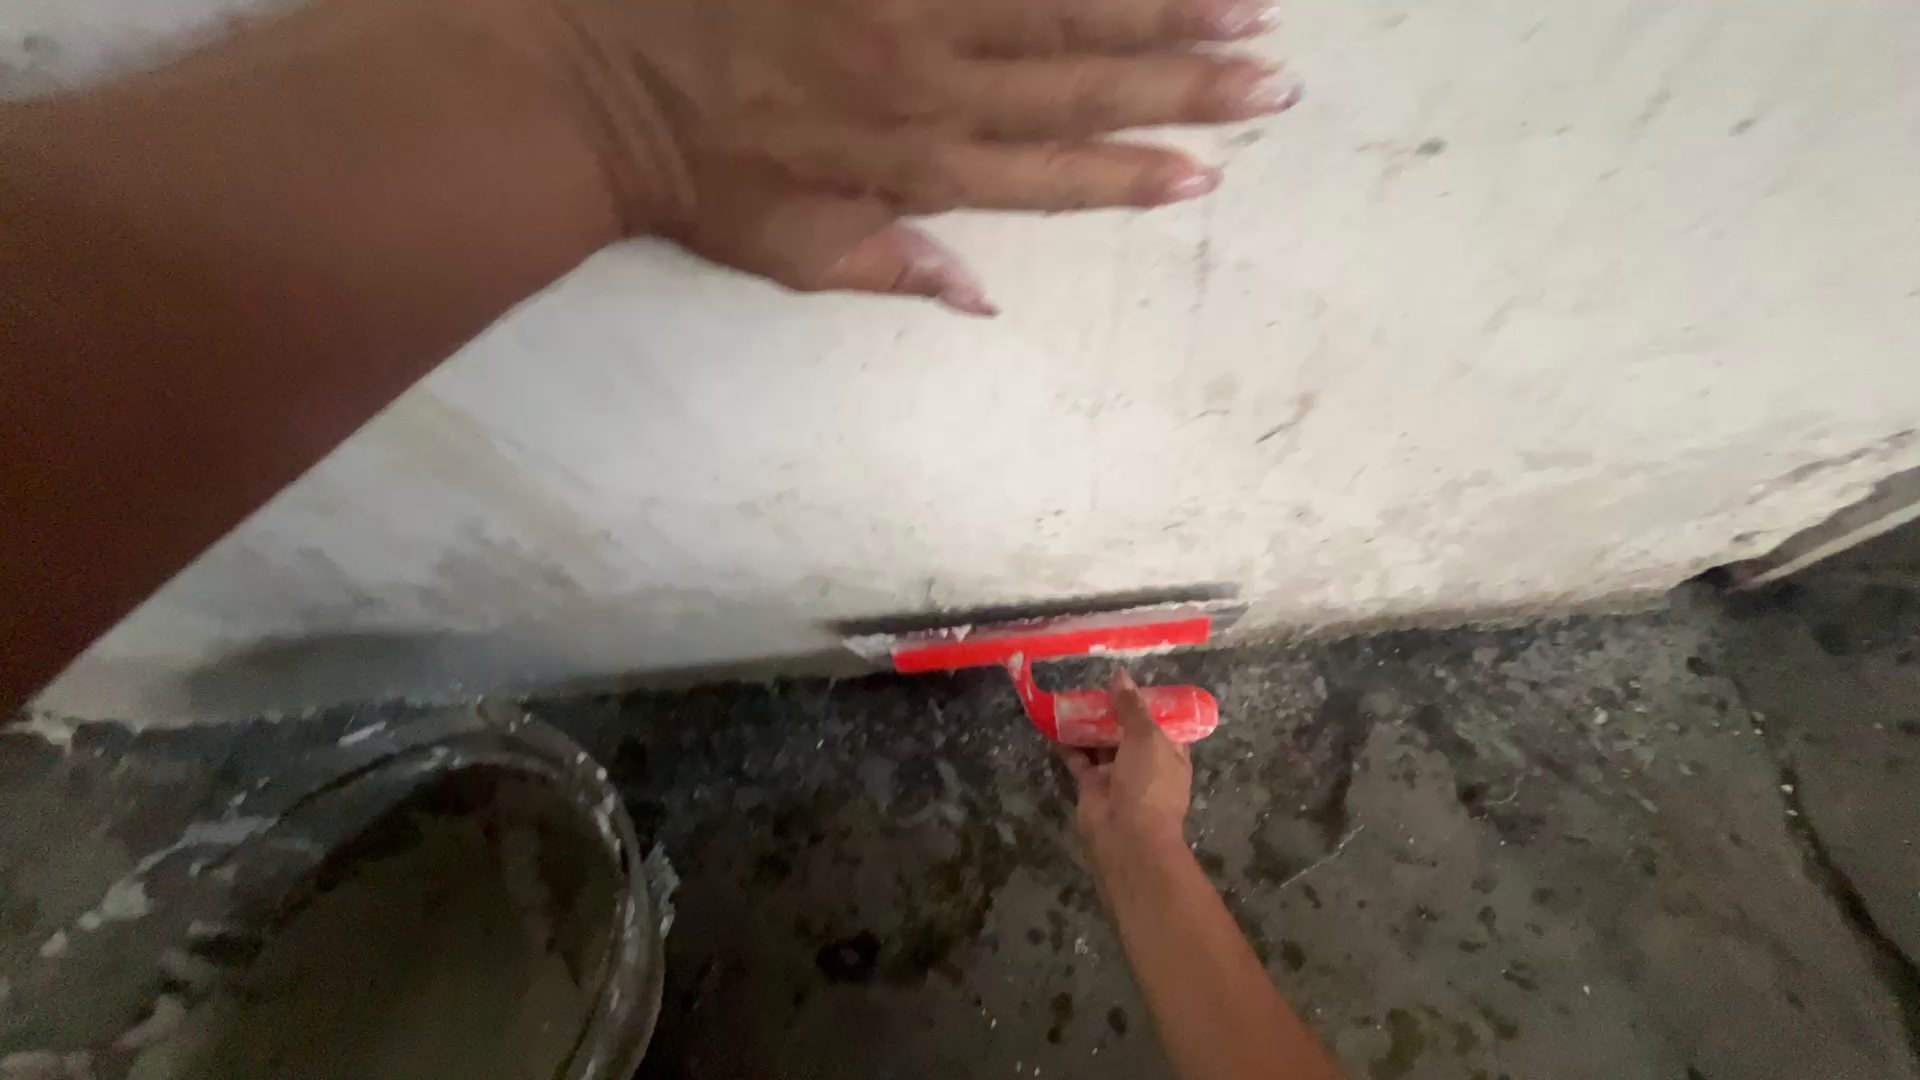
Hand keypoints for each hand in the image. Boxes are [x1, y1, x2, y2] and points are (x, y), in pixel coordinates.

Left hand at [517, 0, 1299, 312]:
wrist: (593, 80)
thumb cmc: (700, 183)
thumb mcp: (794, 254)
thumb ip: (891, 268)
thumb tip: (980, 298)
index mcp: (916, 169)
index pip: (1050, 178)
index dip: (1130, 177)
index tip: (1205, 175)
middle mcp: (928, 85)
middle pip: (1077, 85)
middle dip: (1180, 85)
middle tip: (1271, 74)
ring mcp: (904, 3)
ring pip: (1055, 4)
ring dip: (1154, 8)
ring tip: (1242, 5)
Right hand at [1059, 669, 1193, 850]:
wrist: (1128, 836)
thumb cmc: (1149, 783)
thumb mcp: (1147, 737)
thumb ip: (1131, 707)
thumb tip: (1120, 675)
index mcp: (1169, 755)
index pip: (1161, 724)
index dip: (1147, 704)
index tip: (1129, 683)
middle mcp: (1144, 764)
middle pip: (1127, 731)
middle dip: (1112, 711)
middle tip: (1094, 685)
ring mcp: (1117, 776)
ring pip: (1101, 744)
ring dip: (1088, 724)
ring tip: (1072, 697)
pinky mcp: (1092, 786)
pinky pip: (1078, 759)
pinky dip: (1067, 743)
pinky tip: (1053, 723)